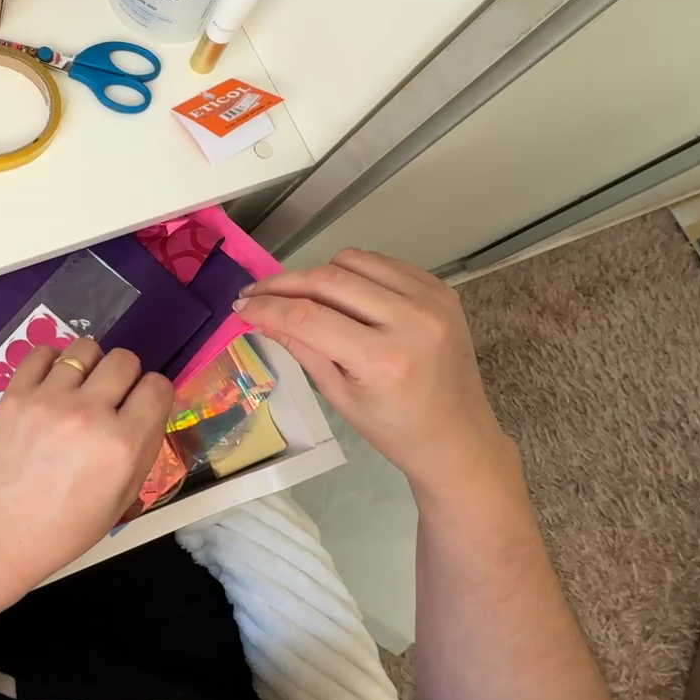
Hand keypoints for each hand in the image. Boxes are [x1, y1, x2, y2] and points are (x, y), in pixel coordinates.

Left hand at [0, 337, 173, 593]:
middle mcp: (89, 413)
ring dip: (90, 365)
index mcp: (123, 444)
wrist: (1, 533)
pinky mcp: (16, 394)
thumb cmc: (68, 527)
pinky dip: (52, 362)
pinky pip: (42, 353)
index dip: (153, 394)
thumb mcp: (124, 497)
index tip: (141, 405)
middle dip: (125, 376)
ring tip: (80, 387)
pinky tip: (51, 383)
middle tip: (111, 398)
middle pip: (124, 359)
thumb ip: (143, 447)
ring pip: (85, 349)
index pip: (157, 387)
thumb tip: (148, 407)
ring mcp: (49, 399)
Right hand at [233, 249, 516, 499]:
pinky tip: (339, 294)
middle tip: (256, 292)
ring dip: (317, 274)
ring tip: (300, 296)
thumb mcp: (338, 395)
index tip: (240, 305)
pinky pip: (382, 262)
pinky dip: (352, 272)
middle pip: (329, 280)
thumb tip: (257, 316)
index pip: (309, 317)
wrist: (459, 438)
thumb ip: (300, 347)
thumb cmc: (393, 429)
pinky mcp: (441, 290)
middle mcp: (412, 321)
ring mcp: (432, 300)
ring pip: (353, 260)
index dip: (268, 307)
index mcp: (384, 360)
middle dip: (284, 283)